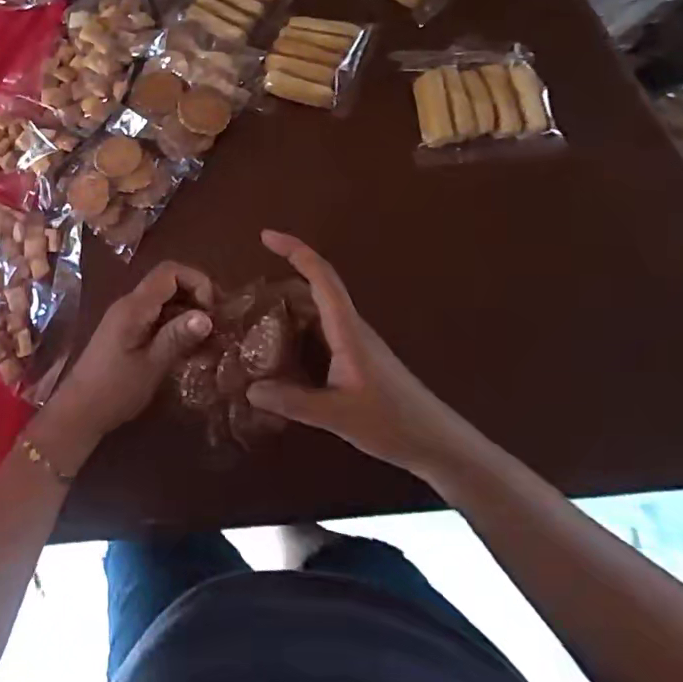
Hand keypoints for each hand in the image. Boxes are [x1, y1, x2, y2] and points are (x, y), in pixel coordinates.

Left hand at [37, 261, 214, 455]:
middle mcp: (129, 304)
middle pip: (168, 282)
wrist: (80, 409)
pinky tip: (190, 347)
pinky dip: (175, 324)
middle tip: (217, 324)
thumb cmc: (115, 389)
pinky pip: (156, 316)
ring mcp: (127, 317)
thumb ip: (178, 337)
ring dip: (188, 312)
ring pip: (164, 300)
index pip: (169, 271)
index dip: (197, 281)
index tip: (212, 310)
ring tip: (209, 338)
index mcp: (134, 307)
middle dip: (196, 296)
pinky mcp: (127, 331)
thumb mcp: (152, 365)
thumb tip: (208, 316)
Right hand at [246, 231, 489, 479]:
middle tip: (244, 293)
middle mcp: (351, 328)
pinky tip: (278, 350)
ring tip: (252, 319)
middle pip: (314, 289)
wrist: (438, 445)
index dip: (295, 250)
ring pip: (317, 310)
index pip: (322, 277)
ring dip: (287, 306)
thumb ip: (292, 401)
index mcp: (348, 331)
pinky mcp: (356, 359)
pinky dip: (296, 329)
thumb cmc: (393, 423)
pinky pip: (320, 331)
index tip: (265, 237)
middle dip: (280, 281)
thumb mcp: (337, 415)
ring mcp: (355, 343)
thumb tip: (249, 389)